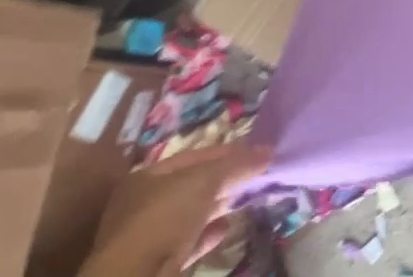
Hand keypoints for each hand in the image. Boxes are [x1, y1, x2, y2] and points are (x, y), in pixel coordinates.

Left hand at [81, 144, 272, 276]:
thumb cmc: (164, 217)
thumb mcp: (204, 181)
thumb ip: (236, 164)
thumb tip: (268, 151)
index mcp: (146, 177)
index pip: (193, 156)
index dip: (226, 151)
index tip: (256, 151)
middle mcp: (143, 204)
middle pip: (192, 185)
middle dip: (224, 179)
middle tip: (256, 174)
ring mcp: (149, 235)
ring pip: (191, 214)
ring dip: (218, 207)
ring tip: (245, 199)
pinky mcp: (158, 262)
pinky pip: (189, 241)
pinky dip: (208, 234)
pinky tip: (227, 228)